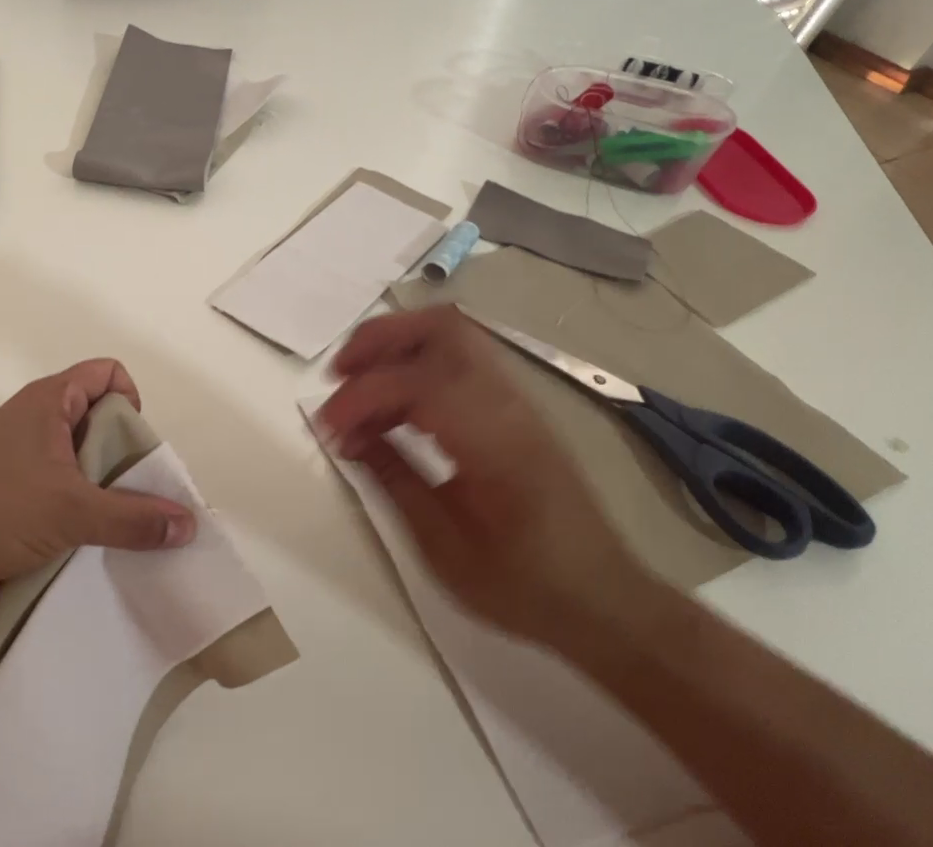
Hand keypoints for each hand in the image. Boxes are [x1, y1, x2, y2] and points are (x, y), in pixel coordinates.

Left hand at [0, 360, 196, 608]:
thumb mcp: (71, 510)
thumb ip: (133, 518)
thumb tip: (189, 525)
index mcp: (48, 402)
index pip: (107, 374)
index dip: (132, 401)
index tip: (136, 449)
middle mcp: (38, 422)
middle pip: (101, 421)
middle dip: (127, 456)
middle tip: (143, 497)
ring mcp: (26, 460)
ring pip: (85, 463)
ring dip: (108, 491)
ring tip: (128, 527)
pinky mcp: (19, 496)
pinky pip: (67, 493)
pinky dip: (87, 511)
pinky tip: (101, 542)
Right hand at [319, 307, 659, 649]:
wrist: (605, 602)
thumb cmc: (524, 587)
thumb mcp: (444, 548)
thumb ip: (395, 481)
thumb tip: (351, 437)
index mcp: (495, 445)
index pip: (418, 384)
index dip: (361, 396)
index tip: (327, 428)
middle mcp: (511, 408)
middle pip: (442, 330)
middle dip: (379, 340)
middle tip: (339, 378)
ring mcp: (519, 404)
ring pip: (453, 338)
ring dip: (397, 350)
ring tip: (357, 392)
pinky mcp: (518, 413)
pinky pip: (462, 364)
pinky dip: (418, 369)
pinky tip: (393, 411)